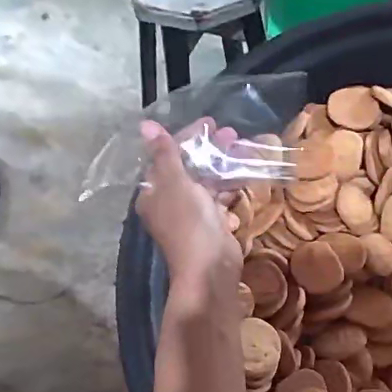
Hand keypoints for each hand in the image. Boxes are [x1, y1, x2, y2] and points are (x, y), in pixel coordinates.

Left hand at [135, 119, 241, 293]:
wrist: (210, 268)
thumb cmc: (188, 222)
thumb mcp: (174, 182)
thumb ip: (165, 153)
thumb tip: (145, 125)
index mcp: (154, 192)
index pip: (167, 156)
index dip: (188, 137)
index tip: (210, 123)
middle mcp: (169, 202)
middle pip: (189, 167)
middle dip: (210, 149)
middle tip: (232, 134)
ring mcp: (192, 214)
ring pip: (207, 182)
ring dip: (223, 164)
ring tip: (243, 148)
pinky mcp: (212, 225)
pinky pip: (220, 198)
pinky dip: (231, 185)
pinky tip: (246, 172)